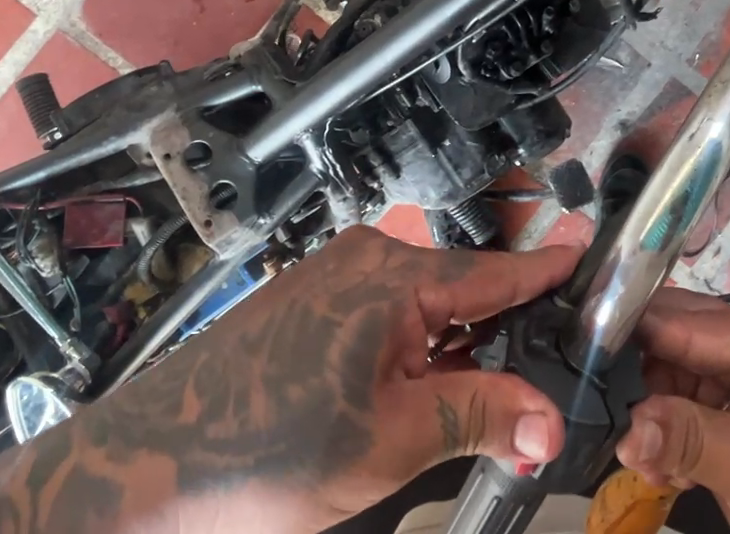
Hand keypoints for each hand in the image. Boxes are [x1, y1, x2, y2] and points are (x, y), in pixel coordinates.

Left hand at [0, 226, 580, 533]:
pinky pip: (386, 317)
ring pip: (424, 308)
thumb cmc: (262, 454)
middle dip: (505, 331)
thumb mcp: (388, 442)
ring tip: (491, 398)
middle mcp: (367, 261)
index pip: (495, 271)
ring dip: (458, 351)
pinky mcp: (310, 306)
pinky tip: (424, 395)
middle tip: (550, 369)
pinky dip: (417, 352)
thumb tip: (552, 426)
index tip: (591, 256)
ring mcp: (333, 280)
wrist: (138, 473)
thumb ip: (478, 418)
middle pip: (462, 288)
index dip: (547, 270)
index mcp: (393, 276)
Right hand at [615, 290, 729, 533]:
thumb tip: (627, 430)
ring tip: (633, 448)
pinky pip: (677, 402)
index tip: (576, 343)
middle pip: (672, 337)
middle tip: (593, 400)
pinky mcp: (727, 408)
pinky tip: (657, 465)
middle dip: (635, 372)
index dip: (632, 329)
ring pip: (667, 370)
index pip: (686, 321)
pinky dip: (660, 430)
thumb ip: (691, 438)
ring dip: (646, 408)